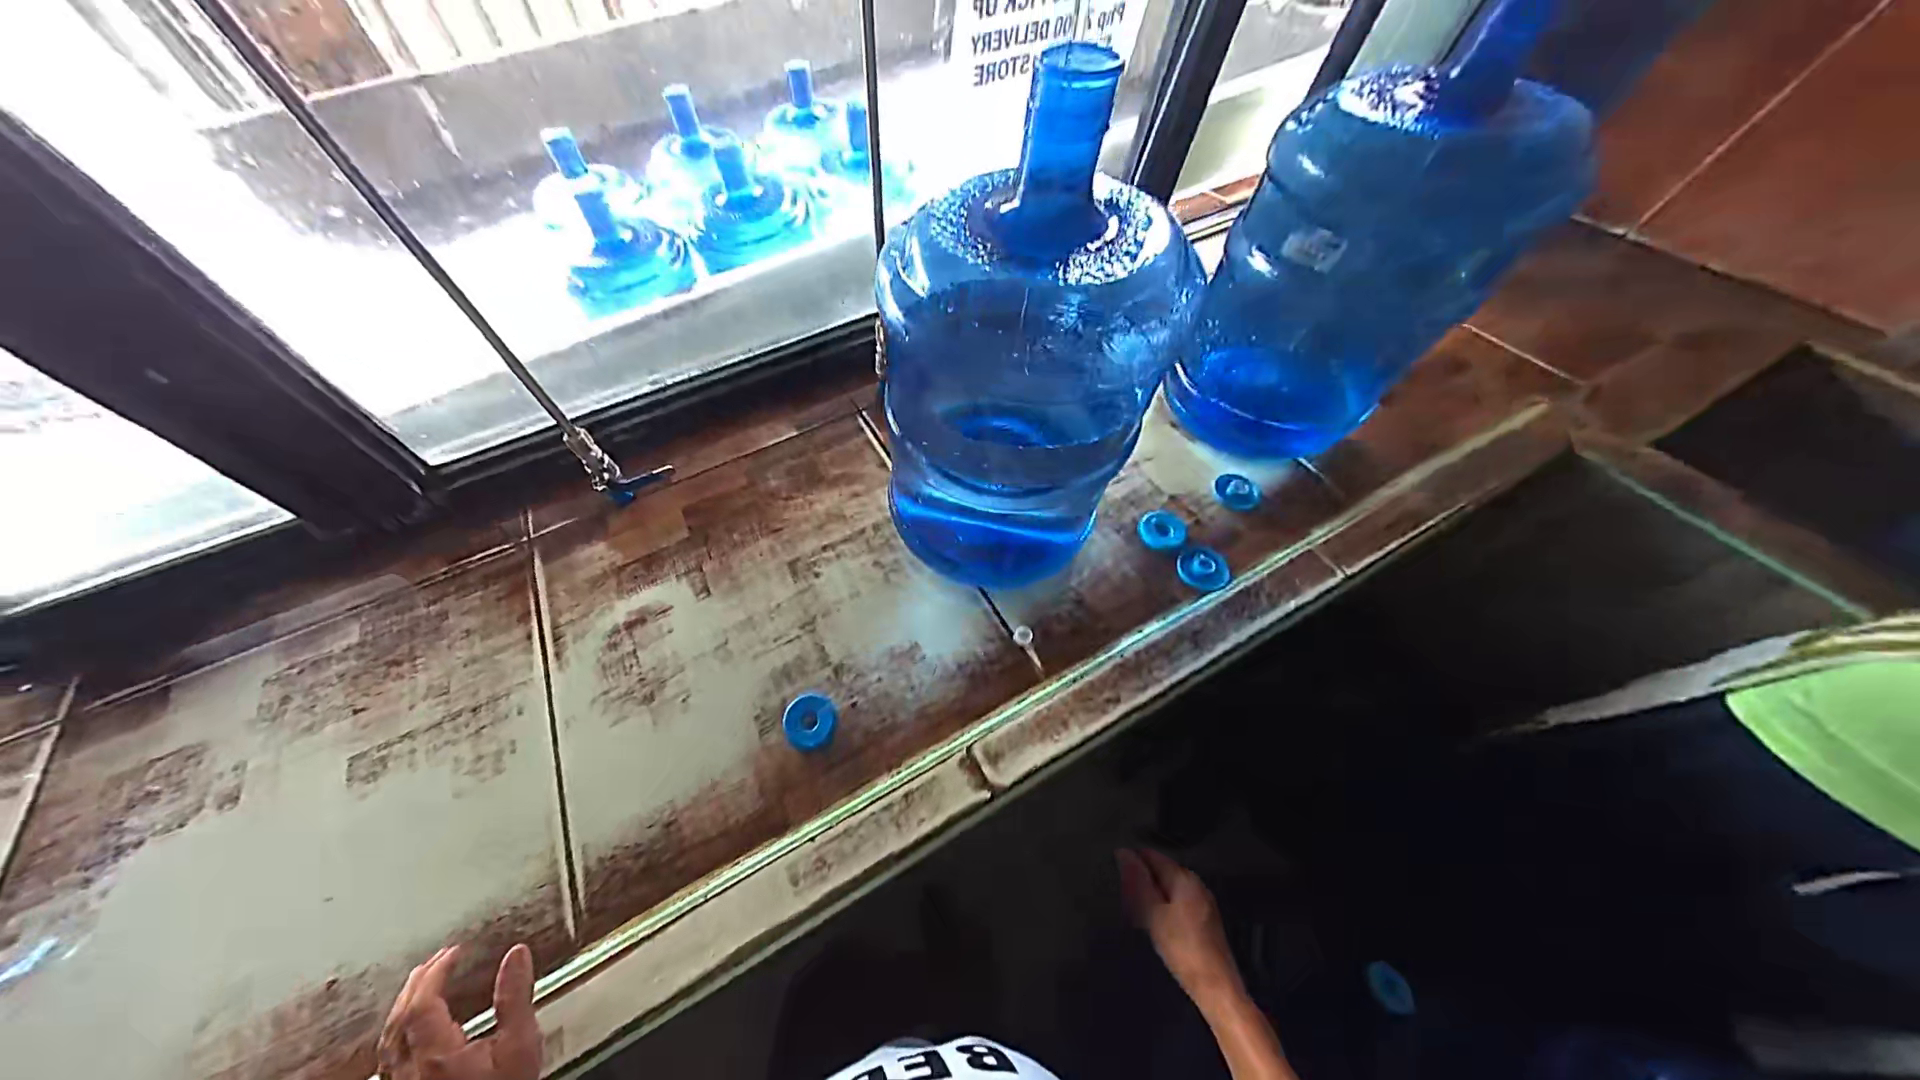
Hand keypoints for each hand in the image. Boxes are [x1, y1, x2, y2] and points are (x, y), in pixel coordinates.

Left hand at [377, 943, 540, 1079]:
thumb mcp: (520, 1043)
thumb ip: (515, 997)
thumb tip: (517, 953)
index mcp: (436, 1055)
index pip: (423, 1004)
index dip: (436, 973)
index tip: (456, 951)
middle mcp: (409, 1072)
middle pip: (399, 1021)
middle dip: (418, 984)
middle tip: (439, 959)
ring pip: (387, 1042)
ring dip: (404, 1006)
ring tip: (421, 984)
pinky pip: (387, 1059)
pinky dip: (398, 1031)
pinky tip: (409, 1028)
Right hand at [1116, 847, 1243, 1006]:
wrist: (1216, 987)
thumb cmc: (1181, 947)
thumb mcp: (1153, 913)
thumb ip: (1138, 881)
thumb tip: (1123, 852)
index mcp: (1184, 877)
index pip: (1152, 855)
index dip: (1132, 861)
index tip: (1115, 875)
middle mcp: (1196, 883)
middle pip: (1161, 869)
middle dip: (1141, 879)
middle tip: (1122, 896)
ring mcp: (1203, 901)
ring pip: (1169, 887)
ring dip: (1151, 894)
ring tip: (1133, 911)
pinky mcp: (1205, 919)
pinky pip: (1177, 901)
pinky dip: (1163, 906)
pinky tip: (1153, 923)